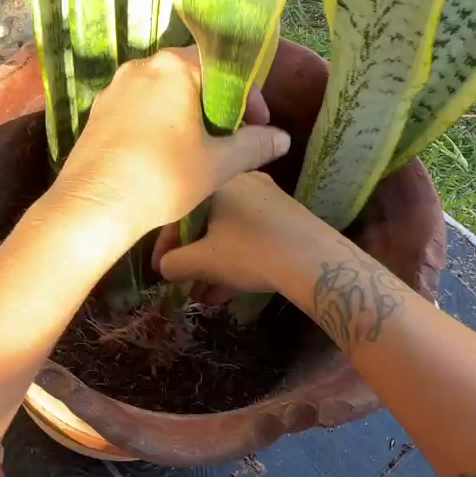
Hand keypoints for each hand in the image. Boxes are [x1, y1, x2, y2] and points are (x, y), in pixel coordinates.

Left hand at [48, 49, 289, 242]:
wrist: (93, 207)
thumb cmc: (161, 179)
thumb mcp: (218, 164)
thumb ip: (254, 145)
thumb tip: (282, 139)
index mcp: (172, 67)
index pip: (223, 67)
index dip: (247, 97)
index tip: (256, 128)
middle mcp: (139, 67)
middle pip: (190, 77)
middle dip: (215, 105)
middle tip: (229, 139)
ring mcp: (113, 89)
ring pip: (162, 93)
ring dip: (185, 114)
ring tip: (198, 149)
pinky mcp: (96, 113)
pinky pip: (137, 108)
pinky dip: (157, 123)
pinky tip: (163, 154)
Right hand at [154, 171, 333, 299]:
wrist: (316, 261)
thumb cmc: (249, 252)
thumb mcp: (203, 261)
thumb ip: (174, 264)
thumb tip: (164, 267)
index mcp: (217, 182)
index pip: (178, 213)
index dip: (164, 245)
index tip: (159, 270)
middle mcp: (241, 181)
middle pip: (204, 223)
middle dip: (191, 258)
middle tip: (183, 283)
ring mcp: (268, 198)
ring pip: (227, 232)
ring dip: (212, 263)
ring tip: (204, 295)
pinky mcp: (286, 218)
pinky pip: (248, 236)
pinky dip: (234, 259)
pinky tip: (227, 289)